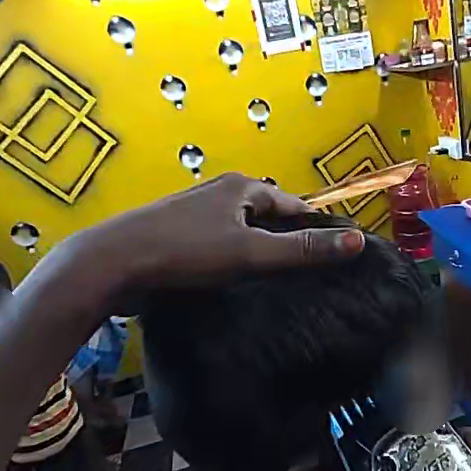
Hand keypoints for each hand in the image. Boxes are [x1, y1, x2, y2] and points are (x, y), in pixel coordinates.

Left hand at [55, 173, 364, 303]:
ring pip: (241, 231)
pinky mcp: (177, 236)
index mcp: (240, 188)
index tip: (334, 252)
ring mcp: (195, 214)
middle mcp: (219, 193)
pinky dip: (233, 259)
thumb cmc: (185, 251)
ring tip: (277, 282)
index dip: (314, 226)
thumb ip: (303, 250)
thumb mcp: (250, 252)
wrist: (112, 263)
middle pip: (267, 216)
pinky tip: (236, 283)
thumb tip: (358, 241)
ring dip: (258, 251)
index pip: (292, 204)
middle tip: (308, 272)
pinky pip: (219, 244)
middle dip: (286, 239)